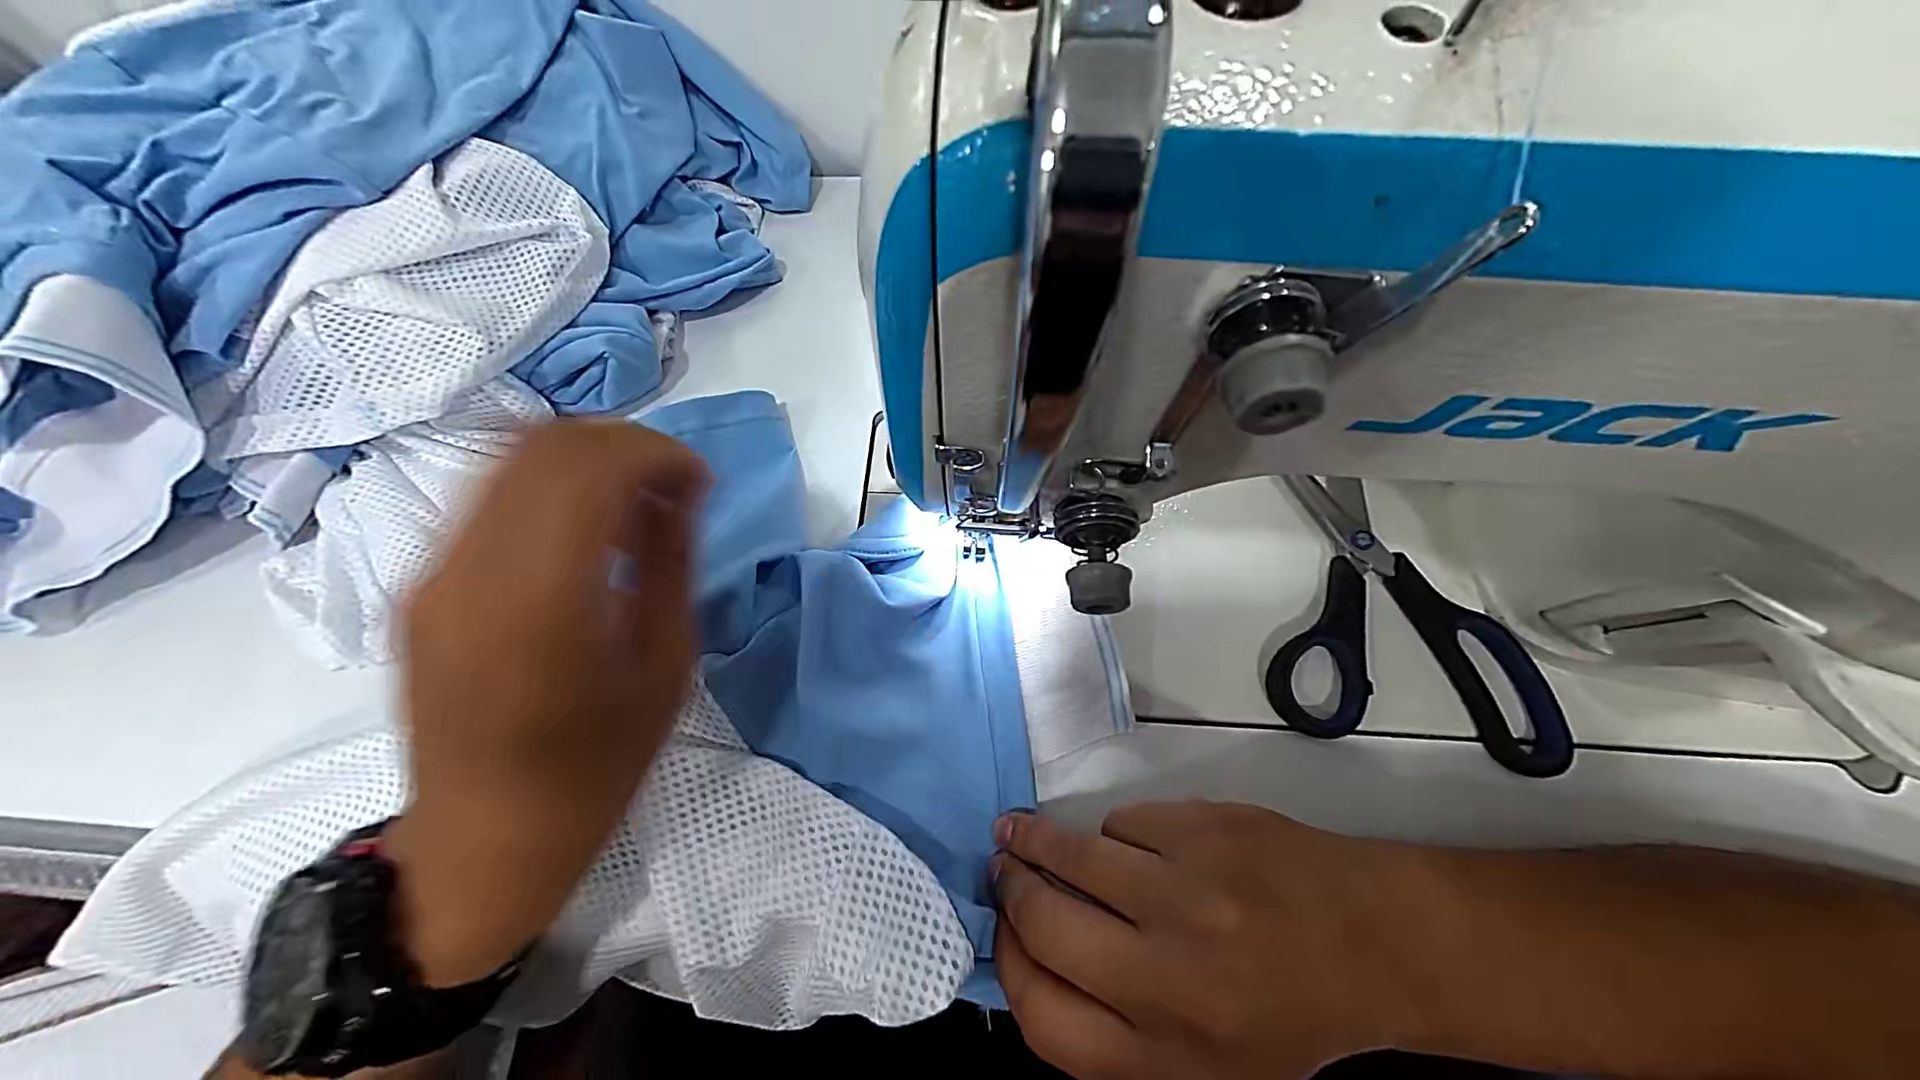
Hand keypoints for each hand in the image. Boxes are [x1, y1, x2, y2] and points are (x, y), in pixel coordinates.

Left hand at [385, 421, 706, 985]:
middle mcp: (470, 571)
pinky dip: (547, 489)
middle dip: (623, 445)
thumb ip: (671, 563)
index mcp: (543, 602)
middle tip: (675, 484)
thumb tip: (681, 491)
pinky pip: (486, 500)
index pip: (591, 467)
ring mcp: (431, 576)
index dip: (657, 452)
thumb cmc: (597, 768)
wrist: (485, 843)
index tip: (701, 480)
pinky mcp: (417, 587)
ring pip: (508, 460)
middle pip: (544, 446)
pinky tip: (586, 531)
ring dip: (584, 460)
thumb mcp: (665, 666)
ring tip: (636, 502)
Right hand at [992, 802, 1450, 1079]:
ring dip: (1035, 839)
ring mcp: (1188, 894)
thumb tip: (1031, 952)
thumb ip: (1118, 1021)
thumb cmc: (1287, 1011)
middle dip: (1011, 889)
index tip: (1000, 931)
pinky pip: (1123, 822)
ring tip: (1017, 829)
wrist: (1377, 942)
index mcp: (1168, 1052)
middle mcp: (1171, 977)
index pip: (1045, 1020)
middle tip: (1001, 868)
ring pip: (1074, 856)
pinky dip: (1114, 832)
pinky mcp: (1204, 831)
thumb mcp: (1204, 1057)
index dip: (1008, 966)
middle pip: (1047, 925)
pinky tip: (1128, 841)